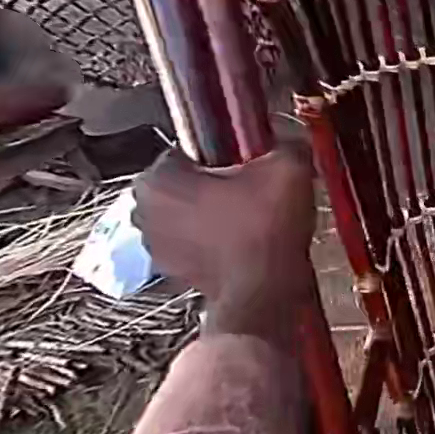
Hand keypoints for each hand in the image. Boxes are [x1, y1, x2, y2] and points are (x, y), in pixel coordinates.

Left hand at [133, 138, 317, 344]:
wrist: (265, 292)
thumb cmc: (266, 227)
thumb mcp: (288, 170)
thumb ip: (288, 145)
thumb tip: (291, 141)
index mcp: (157, 179)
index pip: (192, 150)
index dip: (229, 154)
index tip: (255, 167)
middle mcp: (143, 211)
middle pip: (190, 183)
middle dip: (220, 185)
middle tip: (260, 192)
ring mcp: (156, 246)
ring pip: (193, 214)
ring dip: (219, 213)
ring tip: (258, 220)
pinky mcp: (174, 272)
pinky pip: (199, 242)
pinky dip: (219, 241)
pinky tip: (250, 243)